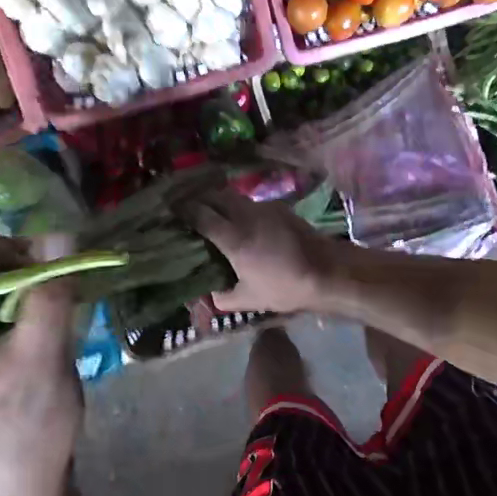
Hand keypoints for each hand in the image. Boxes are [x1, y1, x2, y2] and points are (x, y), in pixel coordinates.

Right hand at [184, 190, 340, 313]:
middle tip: (185, 206)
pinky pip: (251, 202)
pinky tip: (240, 219)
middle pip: (214, 196)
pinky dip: (239, 207)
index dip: (183, 210)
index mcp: (233, 238)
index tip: (170, 209)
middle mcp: (246, 216)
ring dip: (218, 200)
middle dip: (197, 198)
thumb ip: (222, 297)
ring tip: (210, 211)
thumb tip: (206, 297)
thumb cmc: (285, 287)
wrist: (326, 271)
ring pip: (233, 196)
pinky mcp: (279, 207)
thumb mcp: (248, 300)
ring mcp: (264, 208)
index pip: (200, 214)